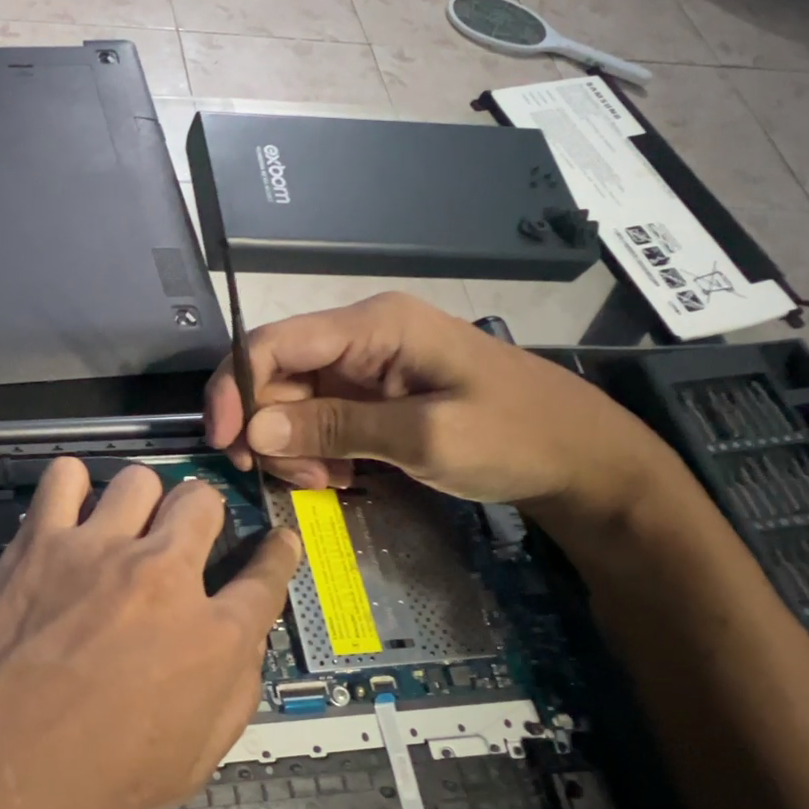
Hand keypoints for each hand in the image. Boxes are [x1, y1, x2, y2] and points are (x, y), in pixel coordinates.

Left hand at [0, 458, 301, 808]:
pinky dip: (73, 488)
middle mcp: (164, 576)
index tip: (276, 543)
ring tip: (123, 529)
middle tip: (182, 542)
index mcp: (213, 638)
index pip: (266, 576)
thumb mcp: (191, 765)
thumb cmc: (89, 787)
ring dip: (141, 502)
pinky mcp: (39, 540)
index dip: (277, 555)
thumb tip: (239, 643)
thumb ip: (231, 694)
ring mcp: (98, 549)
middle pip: (203, 502)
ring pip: (139, 479)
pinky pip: (64, 477)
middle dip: (202, 517)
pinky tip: (69, 516)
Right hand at [204, 292, 676, 514]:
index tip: (225, 444)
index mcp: (374, 326)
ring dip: (291, 447)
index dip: (234, 388)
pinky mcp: (370, 397)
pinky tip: (340, 476)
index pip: (272, 343)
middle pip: (273, 375)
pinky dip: (314, 452)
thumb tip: (253, 429)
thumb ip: (337, 428)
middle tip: (290, 479)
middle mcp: (359, 339)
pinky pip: (315, 420)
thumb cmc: (516, 437)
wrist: (584, 461)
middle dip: (267, 428)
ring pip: (287, 402)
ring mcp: (364, 368)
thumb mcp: (426, 437)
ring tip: (327, 481)